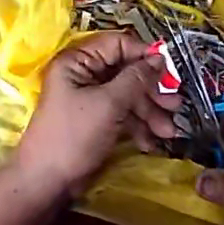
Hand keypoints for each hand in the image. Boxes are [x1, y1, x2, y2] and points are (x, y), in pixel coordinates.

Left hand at [13, 33, 182, 198]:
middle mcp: (82, 74)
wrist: (48, 180)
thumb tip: (158, 58)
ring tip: (168, 131)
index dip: (144, 55)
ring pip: (126, 95)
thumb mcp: (109, 104)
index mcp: (77, 61)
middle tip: (175, 105)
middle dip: (151, 90)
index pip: (116, 44)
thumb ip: (135, 79)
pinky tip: (150, 143)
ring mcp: (89, 98)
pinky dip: (137, 125)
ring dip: (149, 111)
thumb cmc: (74, 135)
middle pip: (125, 71)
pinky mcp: (95, 119)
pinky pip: (121, 114)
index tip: (170, 71)